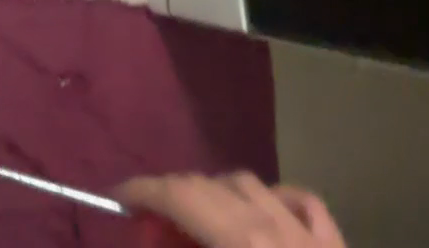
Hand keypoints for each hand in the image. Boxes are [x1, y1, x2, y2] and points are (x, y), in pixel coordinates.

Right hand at [116, 172, 344, 247]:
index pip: (180, 195)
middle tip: (149, 223)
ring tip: (197, 223)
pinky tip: (263, 219)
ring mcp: (313, 240)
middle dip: (171, 194)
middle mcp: (276, 230)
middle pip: (209, 187)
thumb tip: (152, 246)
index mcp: (242, 245)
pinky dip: (275, 200)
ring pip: (252, 187)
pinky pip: (303, 205)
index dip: (142, 192)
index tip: (115, 200)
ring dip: (215, 194)